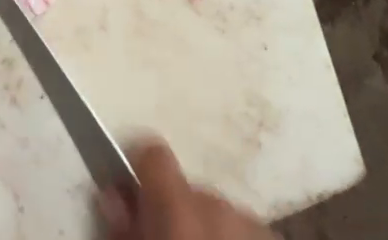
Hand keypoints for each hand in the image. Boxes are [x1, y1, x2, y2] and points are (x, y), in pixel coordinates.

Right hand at [100, 140, 275, 239]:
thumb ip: (122, 230)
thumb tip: (113, 198)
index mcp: (179, 209)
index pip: (152, 155)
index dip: (136, 169)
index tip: (127, 197)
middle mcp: (219, 206)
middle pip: (186, 190)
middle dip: (172, 215)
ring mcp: (253, 225)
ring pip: (216, 214)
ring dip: (203, 233)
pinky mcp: (273, 238)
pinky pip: (241, 232)